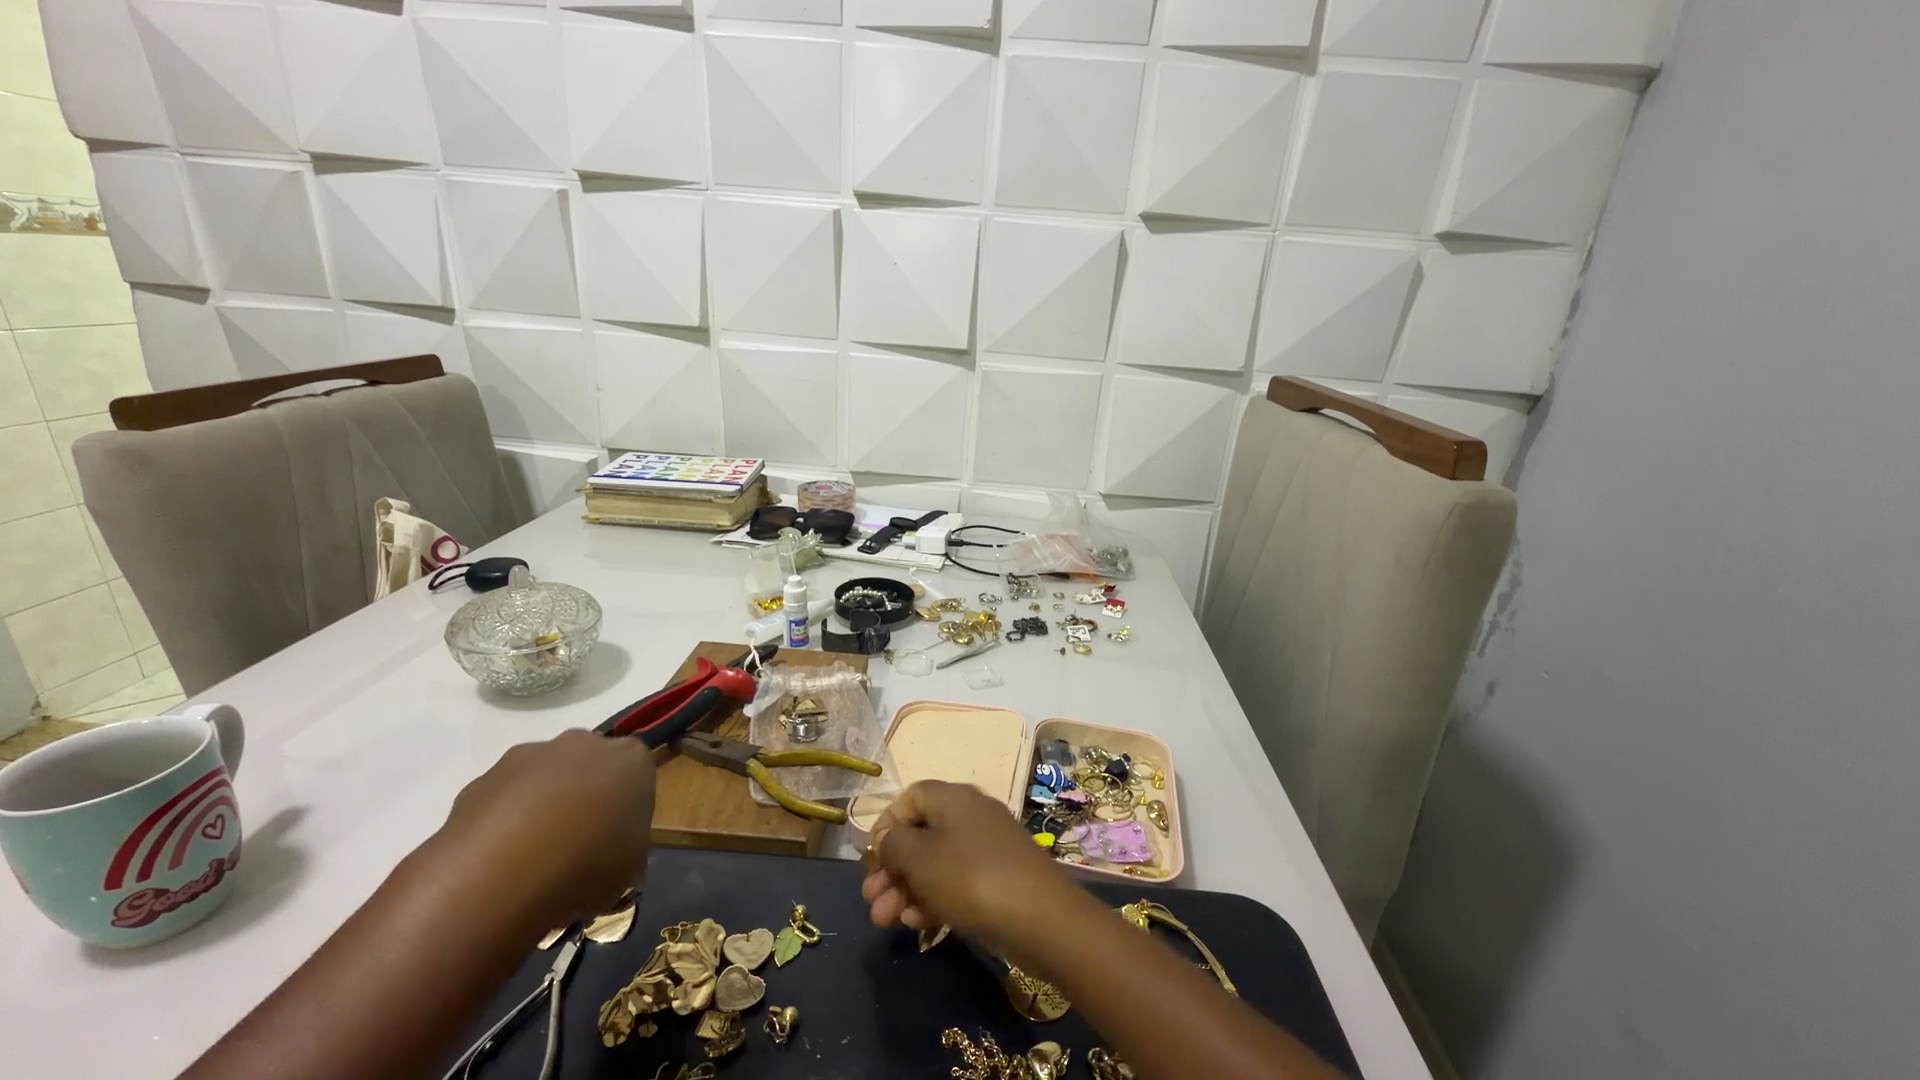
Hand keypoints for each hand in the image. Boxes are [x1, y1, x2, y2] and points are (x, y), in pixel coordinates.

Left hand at [432, 730, 656, 929]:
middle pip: (589, 766)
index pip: (637, 773)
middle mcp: (583, 743)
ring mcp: (530, 755)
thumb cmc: (588, 863)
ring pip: (543, 778)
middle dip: (583, 795)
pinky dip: (503, 821)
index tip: (616, 837)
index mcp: (631, 759)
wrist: (503, 870)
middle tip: (576, 843)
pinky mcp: (483, 776)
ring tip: (531, 859)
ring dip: (541, 806)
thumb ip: (628, 847)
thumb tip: (612, 853)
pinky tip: (498, 860)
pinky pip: (502, 797)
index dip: (626, 806)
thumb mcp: (631, 867)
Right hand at [861, 780, 1081, 956]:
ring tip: (886, 922)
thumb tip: (887, 839)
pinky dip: (935, 900)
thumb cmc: (970, 878)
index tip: (872, 857)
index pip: (911, 797)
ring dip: (907, 890)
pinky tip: (919, 926)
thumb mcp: (919, 859)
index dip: (886, 824)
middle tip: (871, 900)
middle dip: (891, 869)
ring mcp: (988, 848)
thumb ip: (893, 845)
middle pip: (921, 835)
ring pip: (936, 864)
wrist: (1040, 919)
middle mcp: (971, 815)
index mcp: (953, 798)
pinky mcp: (999, 879)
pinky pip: (958, 883)